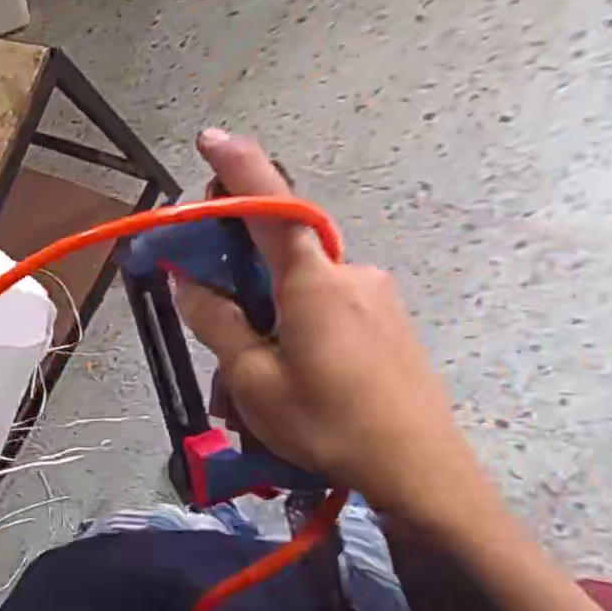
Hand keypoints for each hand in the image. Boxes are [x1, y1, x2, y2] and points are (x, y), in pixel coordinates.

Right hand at [177, 129, 487, 519]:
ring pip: (297, 292)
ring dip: (263, 322)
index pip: (272, 204)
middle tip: (214, 332)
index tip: (209, 137)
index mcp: (313, 281)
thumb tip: (190, 282)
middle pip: (277, 254)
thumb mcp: (253, 378)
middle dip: (237, 282)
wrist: (422, 474)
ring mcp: (374, 296)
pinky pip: (324, 310)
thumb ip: (218, 322)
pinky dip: (292, 331)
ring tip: (249, 387)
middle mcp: (348, 273)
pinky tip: (289, 382)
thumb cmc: (328, 424)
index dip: (239, 166)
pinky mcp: (386, 322)